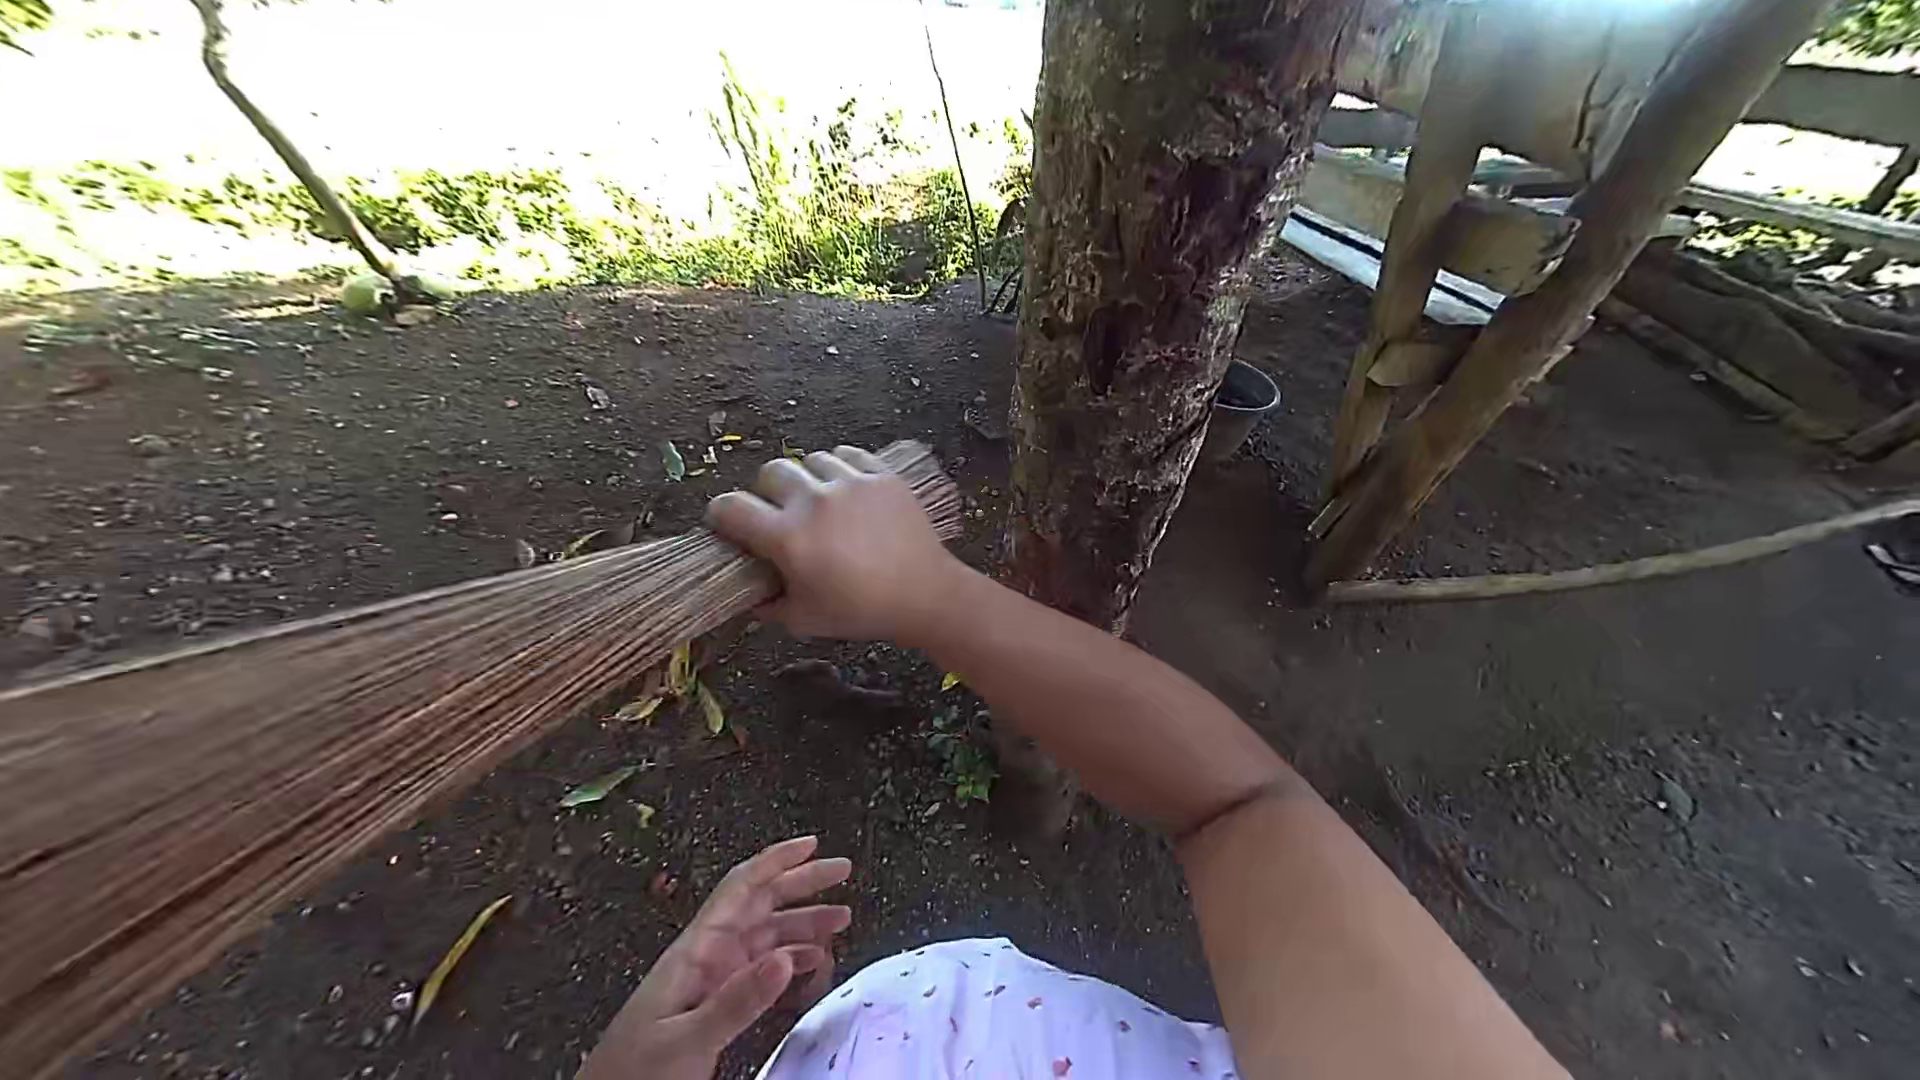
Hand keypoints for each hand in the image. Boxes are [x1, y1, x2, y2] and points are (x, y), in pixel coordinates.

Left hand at [578, 837, 851, 1079]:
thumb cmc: (633, 1073)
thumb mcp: (685, 1040)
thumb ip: (736, 1001)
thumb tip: (787, 960)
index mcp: (699, 947)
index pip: (742, 886)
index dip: (777, 859)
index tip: (811, 844)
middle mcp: (712, 953)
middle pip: (763, 902)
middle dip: (803, 883)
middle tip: (842, 872)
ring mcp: (717, 977)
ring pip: (770, 934)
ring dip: (806, 923)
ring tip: (841, 919)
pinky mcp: (720, 1004)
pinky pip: (766, 970)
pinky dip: (794, 961)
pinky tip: (814, 964)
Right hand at [706, 445, 967, 643]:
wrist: (925, 595)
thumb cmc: (862, 611)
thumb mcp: (804, 620)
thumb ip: (767, 606)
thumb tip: (747, 594)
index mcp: (788, 537)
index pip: (730, 507)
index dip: (721, 515)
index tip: (730, 525)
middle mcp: (814, 501)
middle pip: (770, 472)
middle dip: (766, 493)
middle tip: (781, 514)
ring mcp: (851, 483)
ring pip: (810, 460)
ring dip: (807, 479)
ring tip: (819, 501)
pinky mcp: (881, 475)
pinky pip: (847, 454)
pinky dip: (839, 468)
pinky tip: (845, 489)